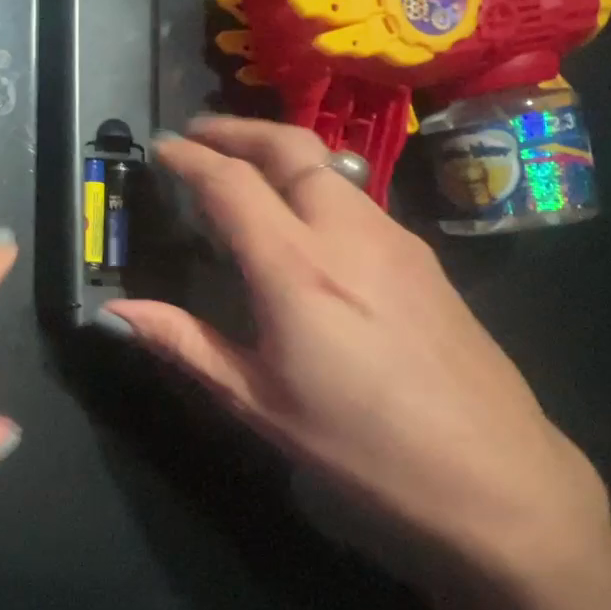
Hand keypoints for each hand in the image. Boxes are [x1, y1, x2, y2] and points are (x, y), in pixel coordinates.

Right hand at [105, 116, 610, 597]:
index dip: (188, 158)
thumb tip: (113, 312)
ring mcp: (396, 242)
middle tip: (196, 133)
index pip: (231, 184)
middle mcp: (349, 236)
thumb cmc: (359, 446)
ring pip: (330, 167)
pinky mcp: (425, 260)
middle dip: (238, 129)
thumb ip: (181, 342)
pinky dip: (313, 182)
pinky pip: (357, 196)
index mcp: (296, 269)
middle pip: (291, 149)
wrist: (497, 479)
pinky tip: (298, 217)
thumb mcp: (255, 399)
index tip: (158, 148)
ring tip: (240, 167)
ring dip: (278, 151)